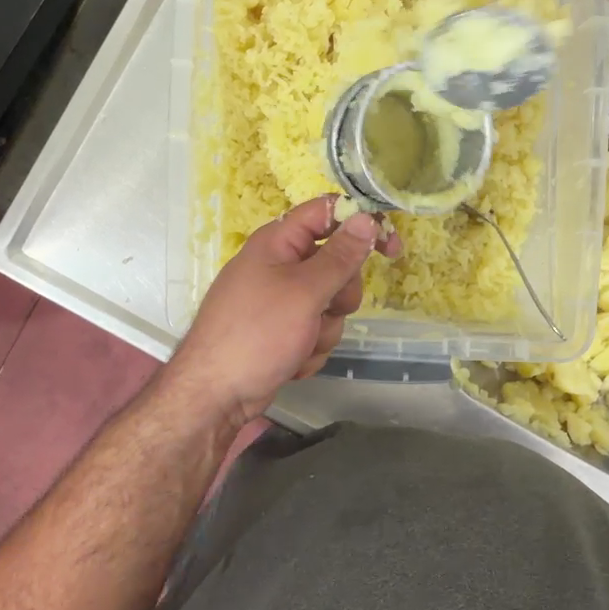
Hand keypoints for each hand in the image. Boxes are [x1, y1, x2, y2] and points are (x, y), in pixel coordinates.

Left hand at [165, 196, 401, 425]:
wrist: (217, 394)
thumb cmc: (256, 333)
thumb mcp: (304, 292)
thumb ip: (340, 257)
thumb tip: (366, 219)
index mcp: (278, 242)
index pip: (328, 214)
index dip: (360, 225)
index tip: (391, 247)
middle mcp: (279, 266)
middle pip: (336, 265)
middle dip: (338, 296)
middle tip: (322, 309)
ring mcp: (280, 302)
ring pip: (331, 305)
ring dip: (323, 330)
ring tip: (298, 344)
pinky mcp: (283, 332)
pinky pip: (317, 332)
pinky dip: (310, 350)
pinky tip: (290, 362)